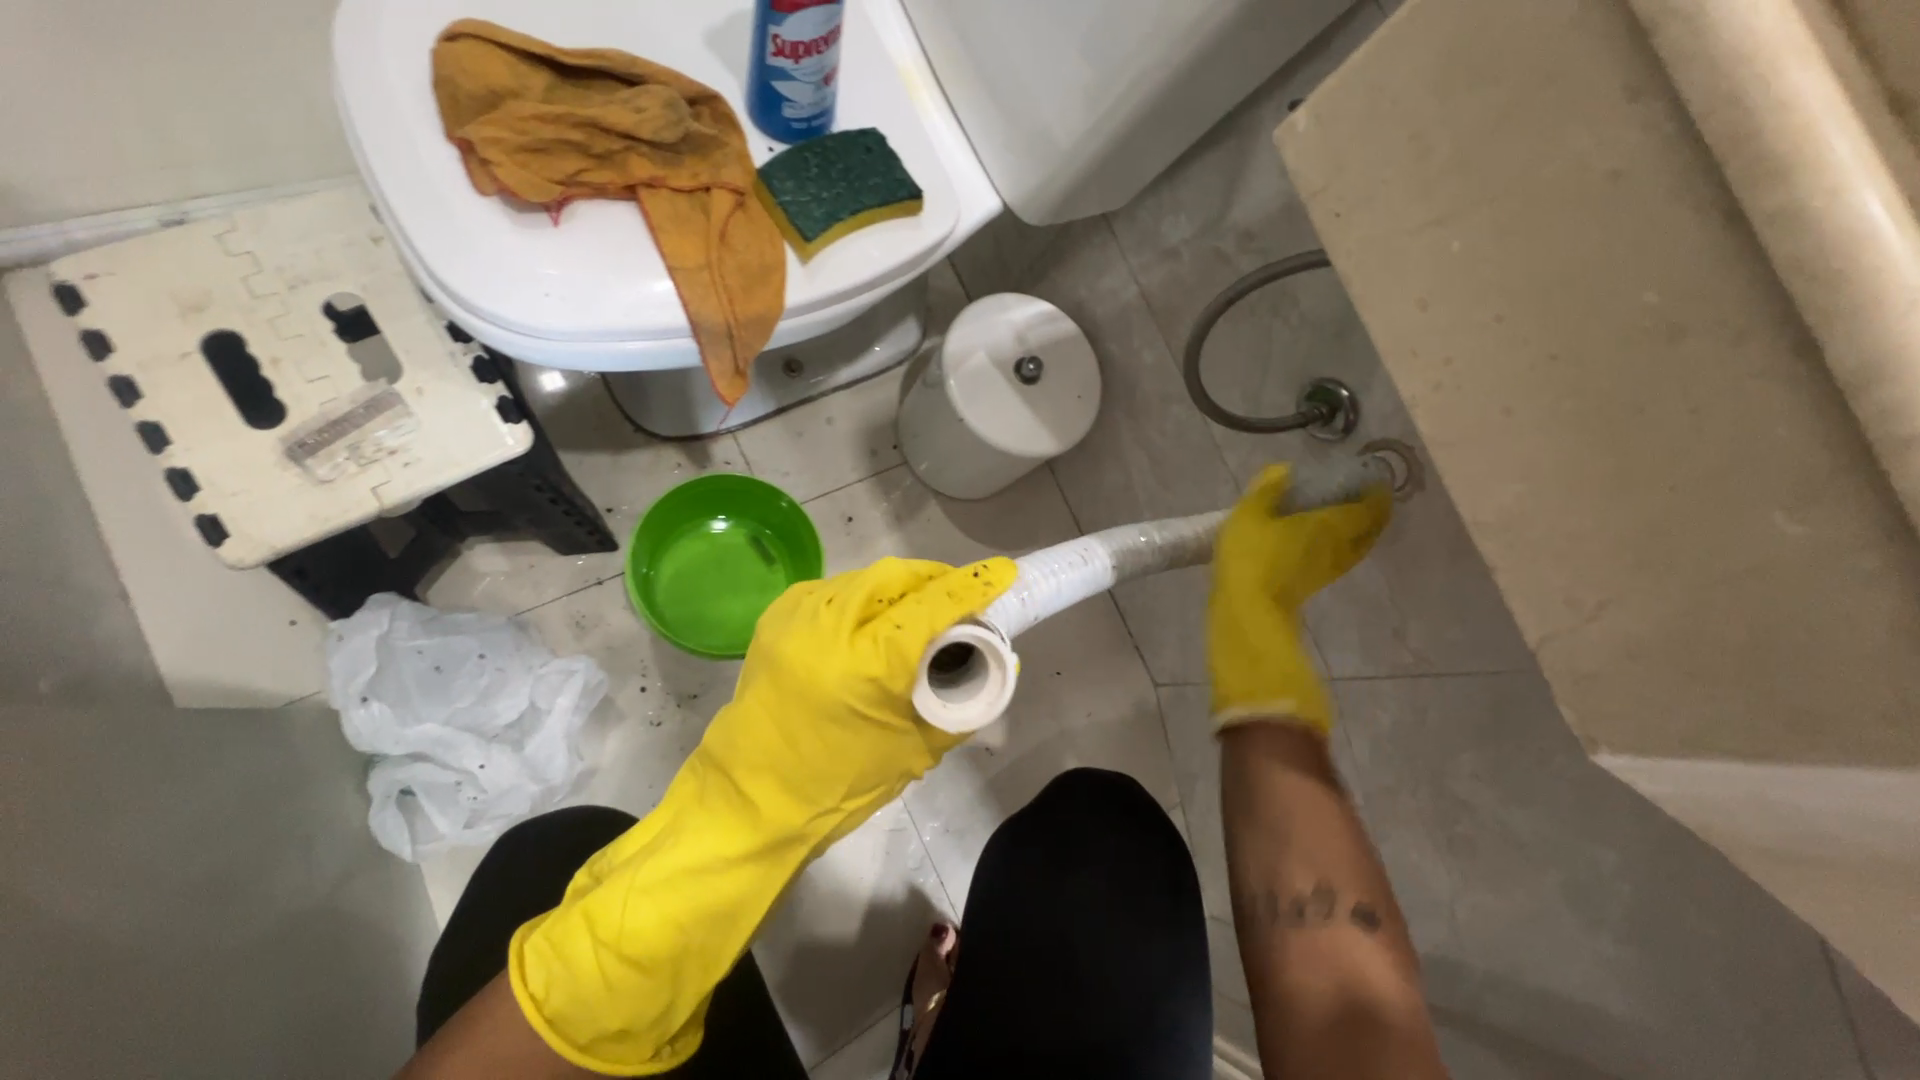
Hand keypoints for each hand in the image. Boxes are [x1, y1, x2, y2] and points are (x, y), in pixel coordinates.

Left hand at [508, 556, 1015, 1074]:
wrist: (751, 801)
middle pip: (898, 576)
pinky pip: (835, 590)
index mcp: (866, 663)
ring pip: (866, 578)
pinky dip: (864, 596)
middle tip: (961, 600)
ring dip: (901, 587)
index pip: (932, 604)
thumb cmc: (839, 785)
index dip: (972, 586)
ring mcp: (796, 617)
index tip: (1004, 573)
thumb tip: (998, 661)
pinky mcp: (776, 618)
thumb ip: (961, 700)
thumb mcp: (916, 749)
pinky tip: (876, 618)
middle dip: (936, 580)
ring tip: (922, 610)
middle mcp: (828, 626)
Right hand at [1209, 464, 1389, 735]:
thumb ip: (1269, 489)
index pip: (1370, 506)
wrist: (1247, 611)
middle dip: (1372, 512)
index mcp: (1332, 524)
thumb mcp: (1250, 513)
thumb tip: (1286, 470)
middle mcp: (1340, 547)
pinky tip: (1319, 542)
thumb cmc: (1251, 556)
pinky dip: (1339, 547)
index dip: (1376, 492)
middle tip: (1361, 496)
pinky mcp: (1313, 585)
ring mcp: (1329, 570)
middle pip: (1370, 529)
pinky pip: (1338, 559)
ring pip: (1356, 547)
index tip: (1373, 479)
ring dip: (1357, 532)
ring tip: (1342, 518)